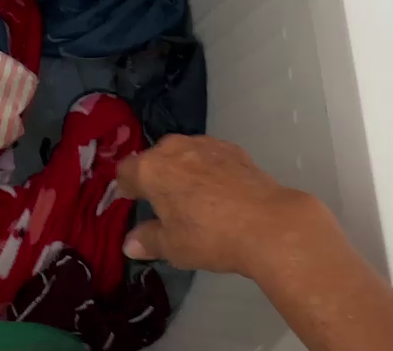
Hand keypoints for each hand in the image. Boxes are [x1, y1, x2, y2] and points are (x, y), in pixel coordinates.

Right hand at [115, 134, 324, 279]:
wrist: (267, 223)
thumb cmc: (211, 237)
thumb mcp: (174, 247)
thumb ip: (148, 241)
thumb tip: (129, 244)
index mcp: (150, 170)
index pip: (125, 171)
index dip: (125, 187)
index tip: (131, 201)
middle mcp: (172, 148)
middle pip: (153, 159)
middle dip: (155, 177)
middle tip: (166, 204)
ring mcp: (202, 144)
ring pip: (182, 154)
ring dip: (182, 170)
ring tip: (196, 197)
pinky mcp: (229, 147)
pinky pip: (208, 155)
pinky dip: (208, 168)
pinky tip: (221, 190)